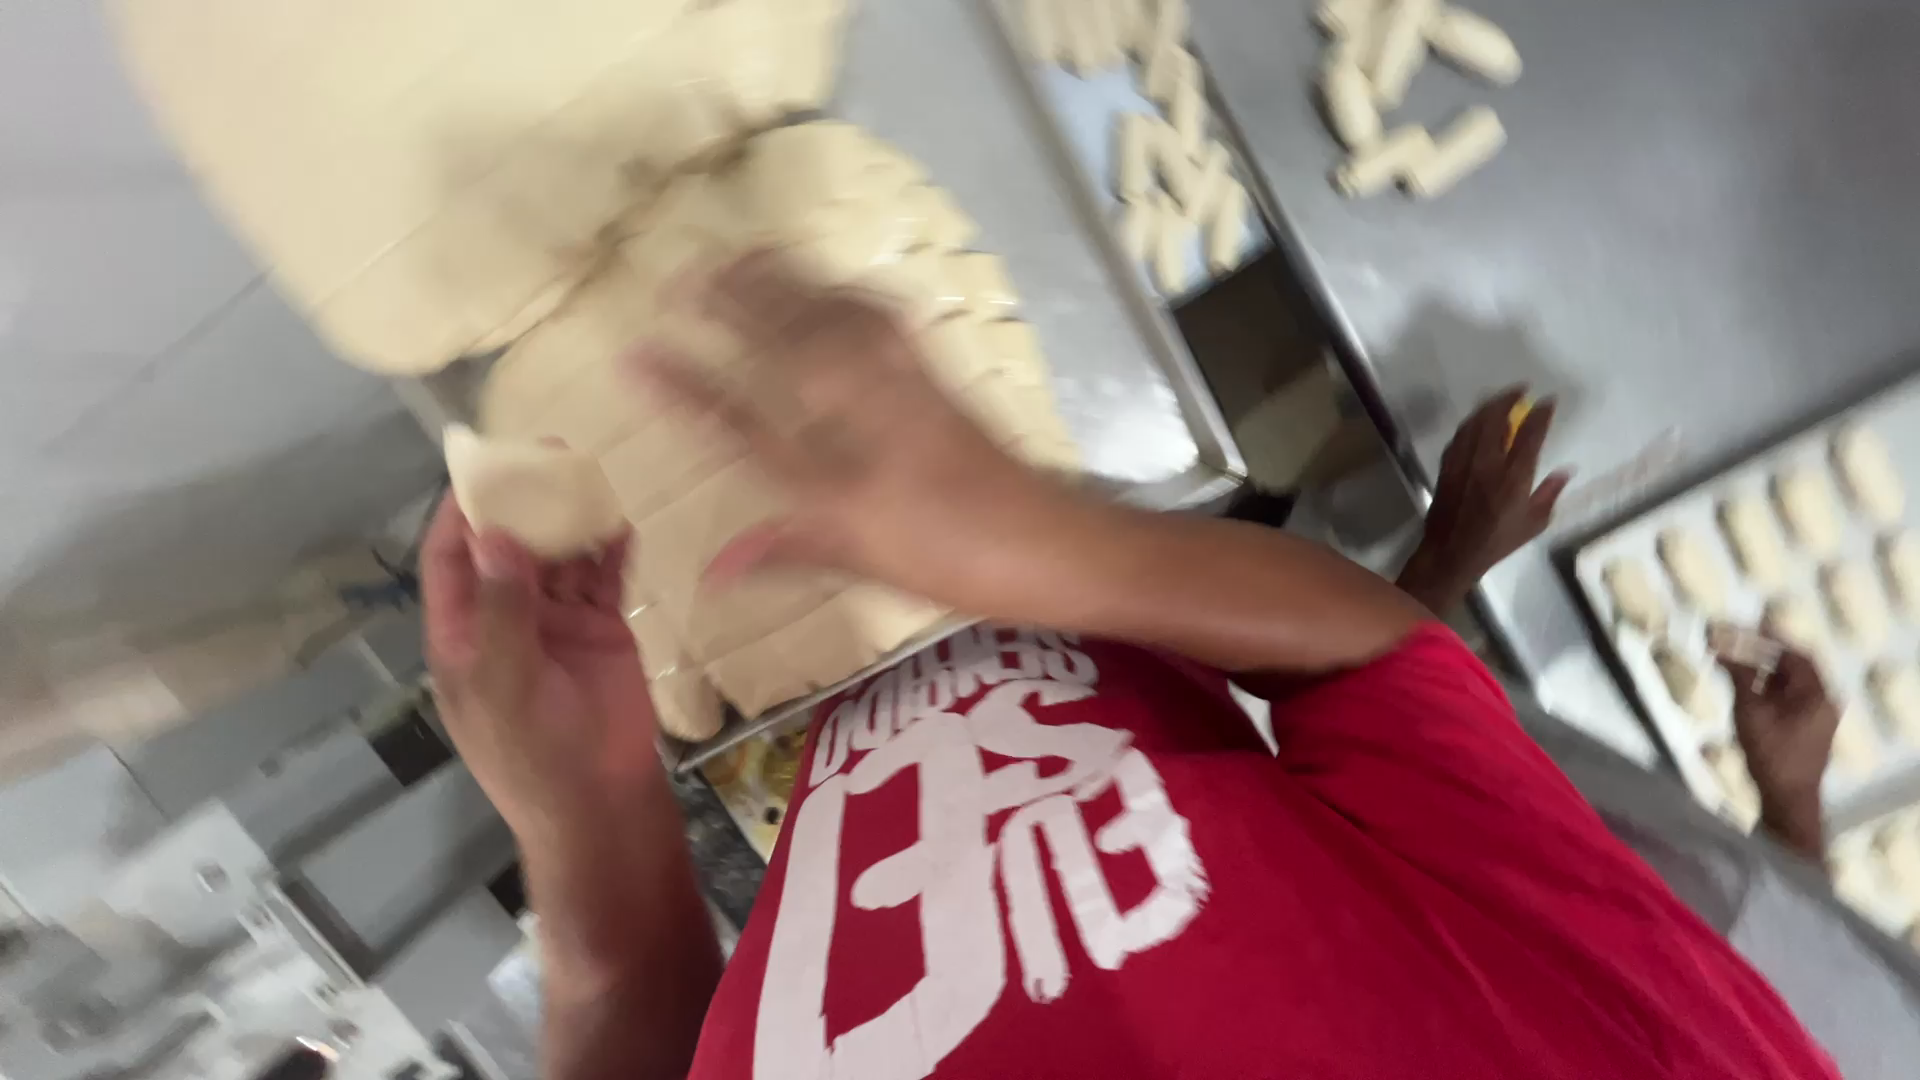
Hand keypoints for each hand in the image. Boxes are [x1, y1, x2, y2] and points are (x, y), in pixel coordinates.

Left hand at [421, 498, 659, 844]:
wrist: (600, 794)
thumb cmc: (534, 750)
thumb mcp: (506, 683)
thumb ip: (503, 611)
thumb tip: (498, 537)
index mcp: (466, 633)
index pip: (454, 560)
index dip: (464, 513)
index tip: (485, 467)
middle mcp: (509, 618)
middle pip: (512, 548)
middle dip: (527, 505)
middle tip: (552, 456)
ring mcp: (559, 623)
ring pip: (562, 558)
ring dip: (573, 522)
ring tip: (591, 478)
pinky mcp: (603, 629)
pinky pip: (605, 580)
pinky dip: (613, 553)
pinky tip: (624, 525)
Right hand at [628, 251, 1094, 612]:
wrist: (1047, 543)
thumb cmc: (957, 567)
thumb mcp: (869, 566)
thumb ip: (787, 554)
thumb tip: (712, 570)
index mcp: (838, 482)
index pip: (746, 427)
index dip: (689, 390)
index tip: (638, 354)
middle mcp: (867, 423)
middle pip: (790, 351)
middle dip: (735, 307)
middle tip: (686, 271)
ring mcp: (907, 392)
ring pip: (835, 325)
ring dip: (788, 285)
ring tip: (745, 254)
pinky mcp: (940, 377)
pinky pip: (887, 323)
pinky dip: (851, 295)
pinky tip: (835, 283)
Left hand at [1396, 386, 1570, 611]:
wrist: (1451, 552)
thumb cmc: (1496, 540)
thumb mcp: (1534, 522)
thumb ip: (1549, 493)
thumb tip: (1563, 471)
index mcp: (1514, 477)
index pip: (1529, 435)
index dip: (1539, 415)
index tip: (1548, 401)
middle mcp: (1486, 465)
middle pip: (1495, 422)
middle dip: (1507, 400)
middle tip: (1520, 390)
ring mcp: (1462, 466)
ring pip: (1472, 427)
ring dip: (1486, 408)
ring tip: (1499, 399)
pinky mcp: (1446, 470)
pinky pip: (1457, 440)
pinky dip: (1468, 426)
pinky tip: (1475, 423)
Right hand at [1718, 649, 1838, 810]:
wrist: (1788, 790)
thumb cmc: (1771, 749)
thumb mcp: (1750, 710)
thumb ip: (1739, 677)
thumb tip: (1721, 650)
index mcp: (1816, 694)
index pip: (1797, 656)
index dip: (1773, 637)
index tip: (1750, 623)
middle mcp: (1821, 700)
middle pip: (1793, 666)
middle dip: (1763, 650)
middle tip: (1735, 638)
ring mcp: (1813, 713)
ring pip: (1787, 680)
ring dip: (1760, 666)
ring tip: (1732, 656)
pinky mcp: (1802, 723)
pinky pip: (1783, 693)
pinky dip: (1762, 682)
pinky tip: (1742, 681)